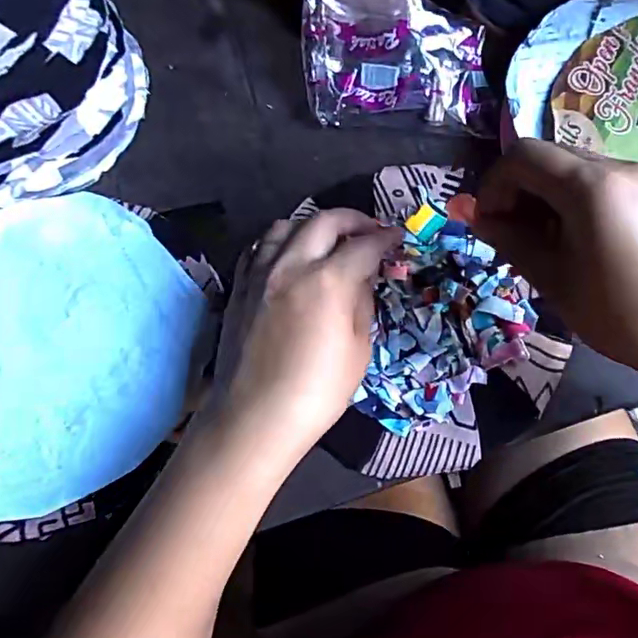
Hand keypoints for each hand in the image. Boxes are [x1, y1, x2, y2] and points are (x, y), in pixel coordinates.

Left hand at [208, 210, 399, 455]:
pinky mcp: (239, 288)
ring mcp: (260, 274)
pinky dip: (282, 243)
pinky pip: (260, 248)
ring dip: (314, 226)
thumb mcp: (358, 348)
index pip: (364, 244)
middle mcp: (291, 265)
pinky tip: (292, 258)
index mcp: (328, 280)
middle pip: (324, 221)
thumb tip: (364, 276)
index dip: (386, 238)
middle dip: (353, 219)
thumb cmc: (318, 390)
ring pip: (286, 226)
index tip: (398, 238)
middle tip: (370, 230)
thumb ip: (362, 302)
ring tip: (329, 241)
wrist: (255, 418)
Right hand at [473, 140, 637, 391]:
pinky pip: (599, 181)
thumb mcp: (552, 277)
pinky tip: (579, 241)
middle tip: (514, 239)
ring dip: (546, 196)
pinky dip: (574, 200)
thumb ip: (506, 236)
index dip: (494, 186)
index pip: (522, 156)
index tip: (489, 225)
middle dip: (519, 191)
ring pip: (573, 168)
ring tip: (547, 245)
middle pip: (548, 157)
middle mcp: (618, 166)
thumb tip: (462, 209)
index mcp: (591, 184)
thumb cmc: (617, 314)